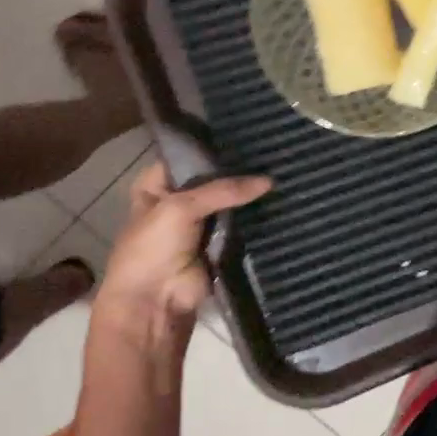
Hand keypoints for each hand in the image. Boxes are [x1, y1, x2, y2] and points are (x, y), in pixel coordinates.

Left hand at [97, 162, 271, 340]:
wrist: (155, 302)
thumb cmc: (152, 248)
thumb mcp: (181, 207)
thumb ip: (225, 190)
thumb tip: (270, 181)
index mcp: (155, 186)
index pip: (188, 155)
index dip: (214, 146)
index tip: (247, 133)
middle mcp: (178, 200)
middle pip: (213, 178)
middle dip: (239, 169)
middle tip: (274, 151)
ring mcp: (201, 222)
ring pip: (230, 201)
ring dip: (250, 194)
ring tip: (284, 169)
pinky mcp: (221, 242)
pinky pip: (242, 223)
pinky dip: (256, 216)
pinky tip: (282, 198)